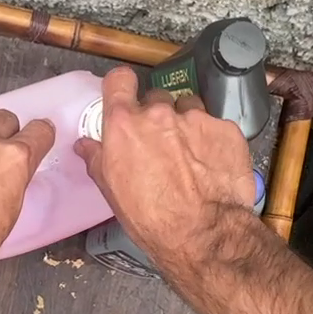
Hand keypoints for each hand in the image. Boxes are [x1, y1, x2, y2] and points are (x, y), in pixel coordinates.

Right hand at [75, 67, 260, 273]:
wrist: (202, 233)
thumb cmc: (149, 217)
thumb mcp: (111, 190)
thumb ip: (97, 158)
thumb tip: (86, 145)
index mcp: (125, 124)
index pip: (119, 80)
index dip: (122, 87)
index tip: (125, 97)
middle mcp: (159, 113)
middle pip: (155, 98)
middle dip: (156, 116)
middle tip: (159, 143)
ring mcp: (196, 118)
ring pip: (188, 109)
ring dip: (185, 125)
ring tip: (188, 155)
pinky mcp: (226, 129)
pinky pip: (215, 126)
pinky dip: (212, 141)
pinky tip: (210, 165)